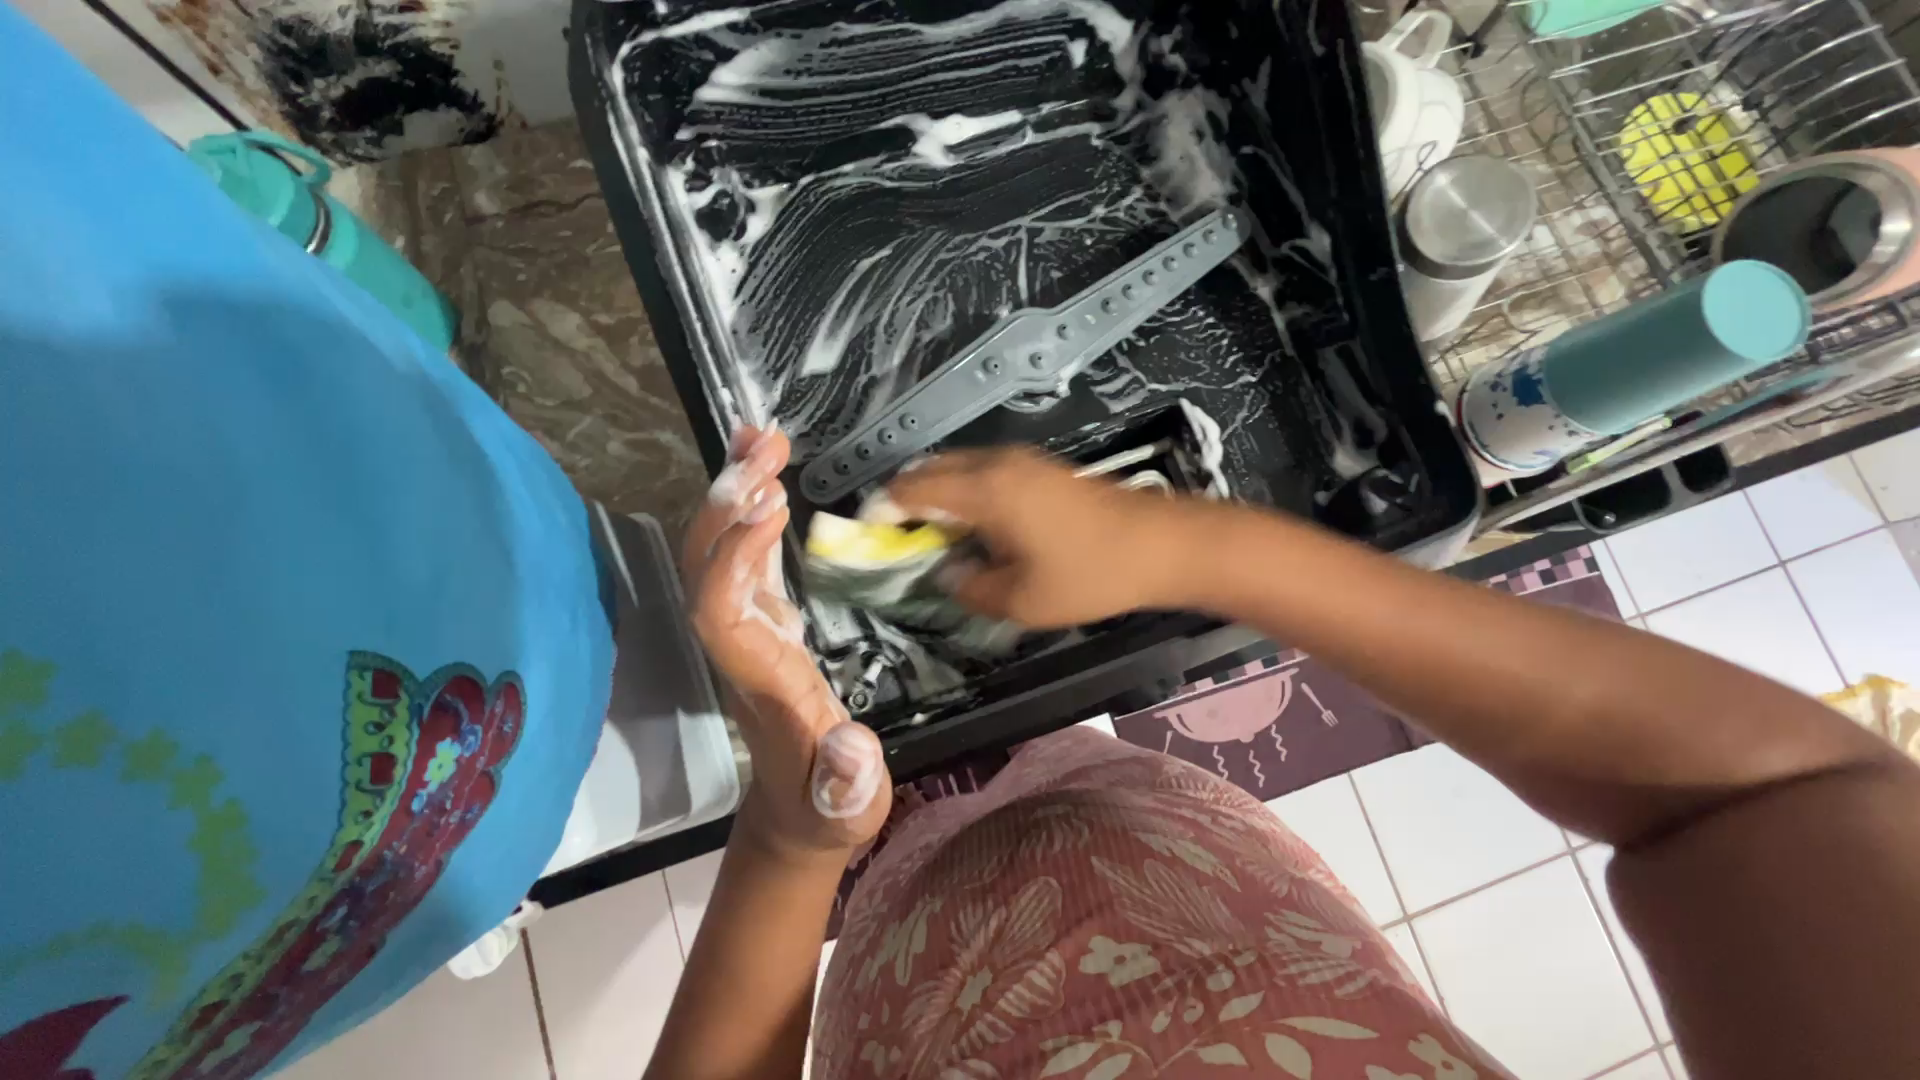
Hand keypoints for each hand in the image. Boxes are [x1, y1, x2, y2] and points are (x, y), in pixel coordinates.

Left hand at [682, 427, 891, 856]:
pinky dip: (752, 513)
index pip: (722, 613)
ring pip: (722, 556)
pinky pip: (747, 559)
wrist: (801, 815)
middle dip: (729, 505)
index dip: (734, 558)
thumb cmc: (826, 810)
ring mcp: (751, 632)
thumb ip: (848, 783)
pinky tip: (767, 474)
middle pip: (708, 569)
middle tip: (763, 446)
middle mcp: (742, 646)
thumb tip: (849, 748)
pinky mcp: (767, 623)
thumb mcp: (848, 808)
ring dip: (736, 493)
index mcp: (761, 681)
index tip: (771, 504)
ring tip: (762, 437)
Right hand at [886, 446, 1208, 627]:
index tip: (867, 535)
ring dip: (936, 494)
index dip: (883, 509)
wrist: (1161, 545)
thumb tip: (945, 573)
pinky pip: (983, 471)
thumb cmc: (1089, 575)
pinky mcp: (1041, 467)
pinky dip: (964, 491)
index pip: (911, 488)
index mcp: (983, 491)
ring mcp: (1022, 461)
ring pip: (958, 467)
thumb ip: (970, 587)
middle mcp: (996, 464)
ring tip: (931, 536)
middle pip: (930, 469)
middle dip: (906, 499)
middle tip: (897, 539)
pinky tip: (973, 526)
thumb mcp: (1021, 600)